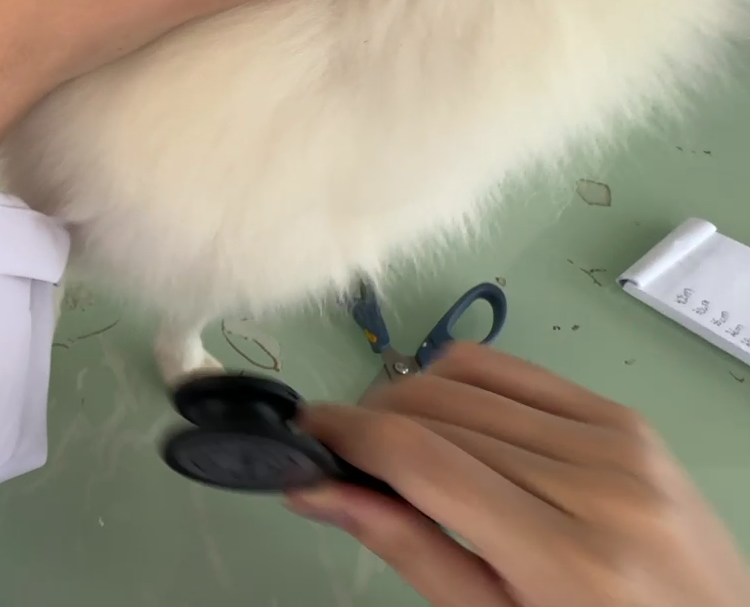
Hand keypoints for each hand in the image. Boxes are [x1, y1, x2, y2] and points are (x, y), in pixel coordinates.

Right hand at [294, 343, 749, 606]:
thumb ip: (403, 547)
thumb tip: (305, 485)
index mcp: (570, 560)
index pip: (414, 455)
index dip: (340, 431)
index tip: (302, 435)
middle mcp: (600, 488)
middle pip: (423, 412)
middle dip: (364, 425)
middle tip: (352, 458)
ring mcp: (619, 444)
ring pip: (447, 381)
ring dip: (400, 404)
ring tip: (404, 444)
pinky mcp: (622, 418)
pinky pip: (492, 364)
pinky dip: (446, 379)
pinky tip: (451, 420)